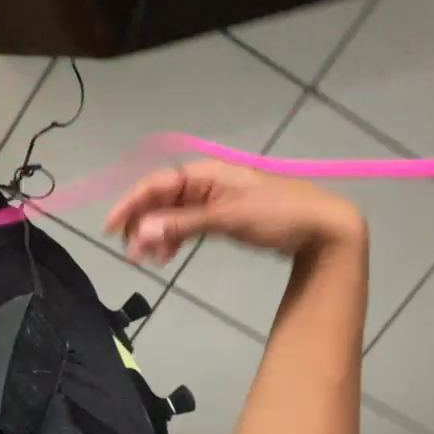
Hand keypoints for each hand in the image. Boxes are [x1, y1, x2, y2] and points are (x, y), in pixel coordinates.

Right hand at [104, 161, 364, 263]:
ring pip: (170, 215)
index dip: (130, 204)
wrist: (322, 228)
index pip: (156, 184)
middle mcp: (204, 184)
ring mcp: (211, 201)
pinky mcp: (219, 218)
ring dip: (155, 235)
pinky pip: (185, 226)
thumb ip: (183, 224)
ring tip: (148, 259)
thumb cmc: (278, 215)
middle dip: (141, 224)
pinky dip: (172, 240)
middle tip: (130, 252)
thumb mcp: (229, 219)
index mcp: (205, 174)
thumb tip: (141, 231)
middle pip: (159, 200)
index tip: (110, 228)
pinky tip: (165, 256)